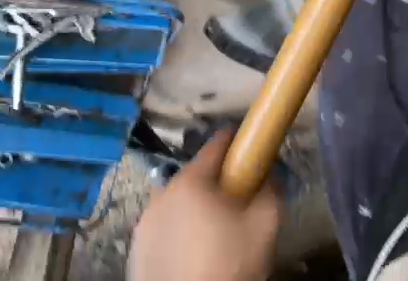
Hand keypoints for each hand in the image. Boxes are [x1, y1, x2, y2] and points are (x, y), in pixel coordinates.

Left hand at [127, 131, 281, 280]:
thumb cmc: (228, 265)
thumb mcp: (265, 224)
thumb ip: (272, 188)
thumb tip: (270, 173)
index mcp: (191, 180)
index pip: (219, 142)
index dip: (241, 143)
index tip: (255, 155)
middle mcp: (161, 192)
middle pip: (198, 172)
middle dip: (220, 181)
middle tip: (240, 203)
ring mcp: (144, 223)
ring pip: (180, 200)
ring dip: (198, 205)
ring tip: (217, 232)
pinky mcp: (136, 249)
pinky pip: (165, 225)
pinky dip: (180, 229)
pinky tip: (196, 251)